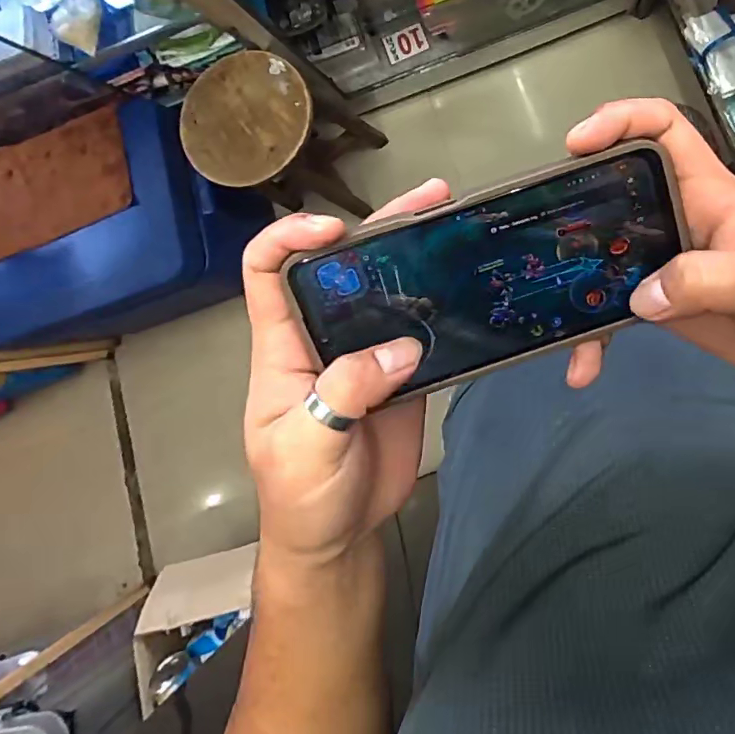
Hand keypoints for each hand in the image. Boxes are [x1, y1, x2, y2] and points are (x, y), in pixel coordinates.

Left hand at [239, 178, 605, 564]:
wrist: (339, 535)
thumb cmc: (299, 496)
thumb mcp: (306, 448)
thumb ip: (343, 396)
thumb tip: (402, 349)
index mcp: (284, 347)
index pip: (267, 272)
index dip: (289, 239)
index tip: (333, 230)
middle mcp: (325, 336)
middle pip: (345, 266)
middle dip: (381, 227)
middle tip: (429, 198)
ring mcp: (366, 353)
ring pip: (390, 291)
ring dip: (419, 258)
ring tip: (454, 226)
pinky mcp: (402, 373)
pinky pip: (422, 330)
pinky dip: (443, 306)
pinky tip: (467, 286)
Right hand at [565, 98, 734, 380]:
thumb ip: (714, 280)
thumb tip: (641, 297)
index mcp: (708, 192)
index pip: (665, 129)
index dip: (622, 120)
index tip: (580, 142)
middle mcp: (676, 217)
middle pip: (615, 188)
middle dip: (576, 197)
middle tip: (542, 222)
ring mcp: (662, 259)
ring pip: (603, 253)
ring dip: (573, 277)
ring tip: (544, 302)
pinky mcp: (657, 300)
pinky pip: (613, 310)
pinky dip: (595, 337)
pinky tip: (582, 366)